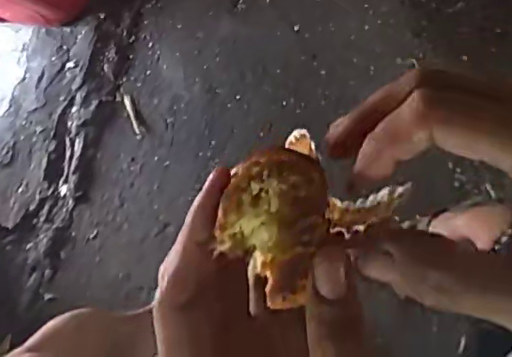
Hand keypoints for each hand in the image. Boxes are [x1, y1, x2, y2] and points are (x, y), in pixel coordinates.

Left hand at [154, 167, 371, 356]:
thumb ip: (333, 332)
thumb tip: (332, 254)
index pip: (177, 290)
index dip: (196, 229)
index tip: (225, 177)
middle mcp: (212, 351)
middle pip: (210, 272)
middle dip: (240, 216)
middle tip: (277, 172)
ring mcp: (240, 347)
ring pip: (240, 278)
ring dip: (268, 231)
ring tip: (299, 190)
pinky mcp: (268, 344)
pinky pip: (270, 292)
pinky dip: (291, 259)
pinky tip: (317, 234)